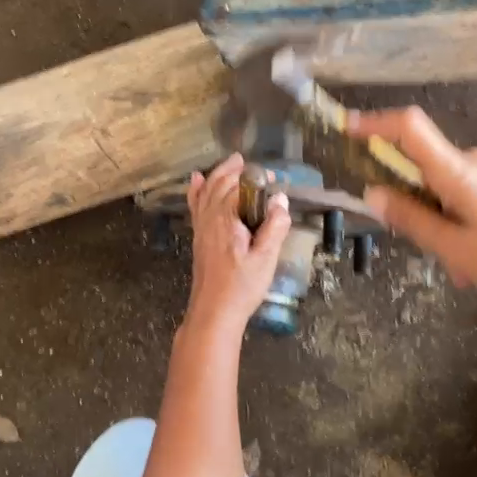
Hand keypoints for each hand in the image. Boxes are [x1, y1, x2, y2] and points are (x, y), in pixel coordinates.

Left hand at [184, 154, 290, 331]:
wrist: (213, 312)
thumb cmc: (241, 287)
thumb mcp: (265, 259)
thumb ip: (274, 227)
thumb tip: (280, 200)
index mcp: (226, 220)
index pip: (238, 188)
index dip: (253, 180)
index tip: (271, 179)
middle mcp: (209, 219)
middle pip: (218, 185)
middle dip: (234, 171)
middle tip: (249, 163)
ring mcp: (201, 228)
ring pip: (206, 192)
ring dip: (218, 175)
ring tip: (230, 163)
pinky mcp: (199, 238)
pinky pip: (196, 205)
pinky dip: (197, 190)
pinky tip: (197, 181)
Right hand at [347, 107, 476, 298]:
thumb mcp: (458, 250)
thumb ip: (412, 221)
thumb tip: (374, 194)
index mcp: (458, 171)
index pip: (409, 128)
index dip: (375, 122)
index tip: (347, 127)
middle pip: (428, 171)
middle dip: (421, 211)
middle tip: (438, 256)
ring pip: (453, 191)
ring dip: (449, 226)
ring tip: (472, 270)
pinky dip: (471, 224)